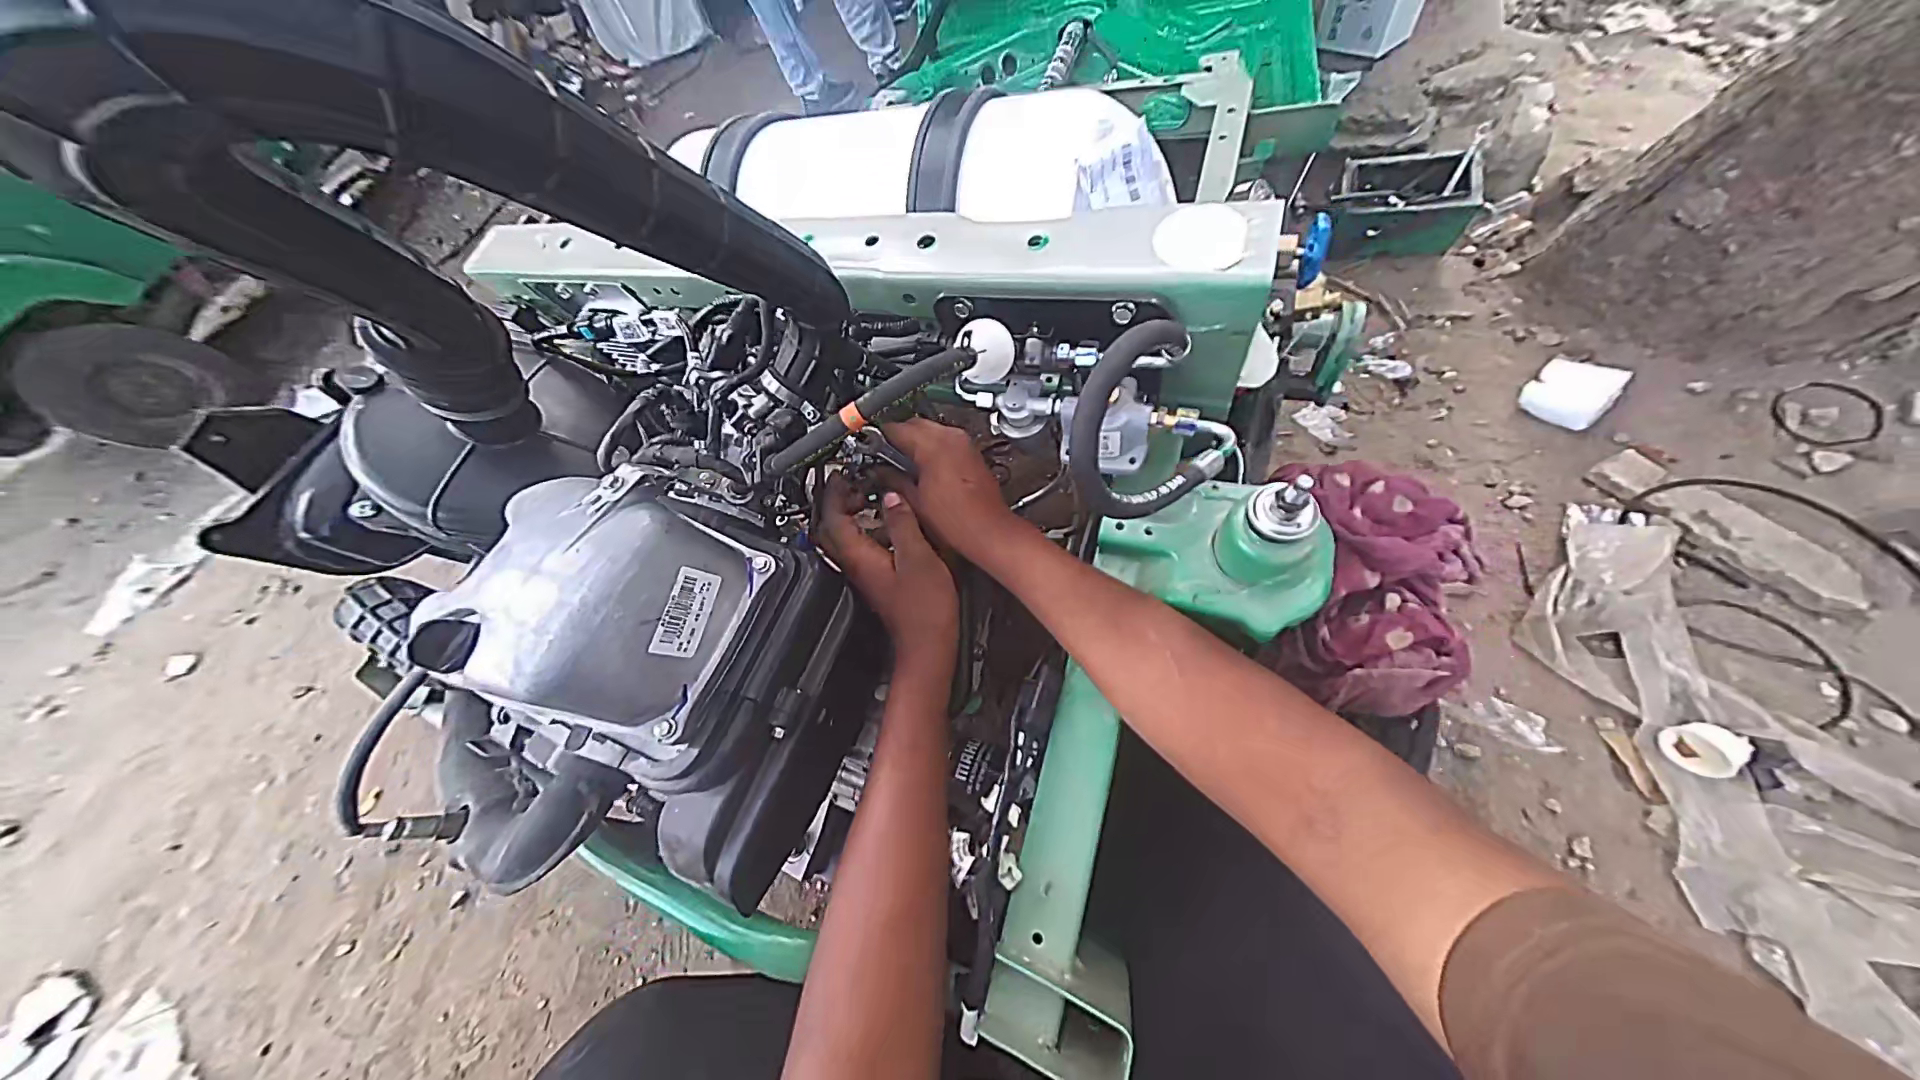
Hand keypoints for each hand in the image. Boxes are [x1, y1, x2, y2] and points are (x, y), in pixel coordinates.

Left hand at [816, 473, 958, 670]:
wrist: (928, 647)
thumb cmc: (925, 613)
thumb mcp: (919, 557)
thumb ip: (903, 524)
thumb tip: (892, 498)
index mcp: (860, 557)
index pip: (833, 516)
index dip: (835, 491)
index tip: (843, 473)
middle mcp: (856, 567)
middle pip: (832, 527)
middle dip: (839, 500)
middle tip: (854, 482)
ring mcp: (866, 576)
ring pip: (846, 539)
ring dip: (853, 514)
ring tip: (870, 497)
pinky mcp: (878, 581)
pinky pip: (863, 549)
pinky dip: (869, 530)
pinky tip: (889, 526)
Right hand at [878, 419, 1021, 559]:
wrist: (989, 530)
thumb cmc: (958, 521)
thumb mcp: (915, 501)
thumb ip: (894, 480)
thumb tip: (882, 472)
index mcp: (934, 446)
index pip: (896, 428)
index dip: (879, 437)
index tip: (870, 446)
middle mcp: (952, 438)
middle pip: (914, 424)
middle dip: (897, 437)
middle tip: (883, 455)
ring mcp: (964, 444)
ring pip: (931, 430)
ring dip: (915, 442)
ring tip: (903, 463)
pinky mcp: (971, 453)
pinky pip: (946, 440)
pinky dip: (932, 448)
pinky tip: (924, 468)